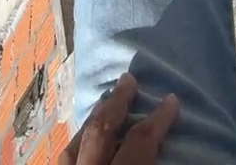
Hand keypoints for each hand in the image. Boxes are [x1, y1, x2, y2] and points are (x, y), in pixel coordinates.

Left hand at [59, 73, 180, 164]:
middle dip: (115, 103)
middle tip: (129, 79)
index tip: (172, 100)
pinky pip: (63, 161)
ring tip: (104, 103)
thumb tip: (167, 141)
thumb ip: (156, 161)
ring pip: (72, 146)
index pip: (140, 141)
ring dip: (91, 121)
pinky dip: (77, 145)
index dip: (159, 119)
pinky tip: (85, 141)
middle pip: (99, 133)